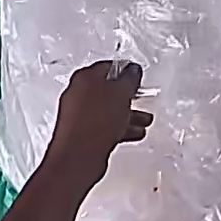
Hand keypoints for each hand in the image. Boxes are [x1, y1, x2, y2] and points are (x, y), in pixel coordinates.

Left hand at [39, 60, 153, 191]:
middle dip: (126, 95)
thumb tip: (133, 72)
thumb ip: (129, 80)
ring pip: (107, 109)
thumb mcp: (121, 93)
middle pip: (106, 89)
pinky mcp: (82, 133)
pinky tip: (132, 132)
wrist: (80, 154)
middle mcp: (78, 94)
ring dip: (126, 113)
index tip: (136, 73)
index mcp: (84, 78)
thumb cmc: (93, 122)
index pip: (108, 67)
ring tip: (142, 119)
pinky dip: (120, 127)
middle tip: (138, 95)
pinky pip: (104, 125)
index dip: (125, 69)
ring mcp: (78, 115)